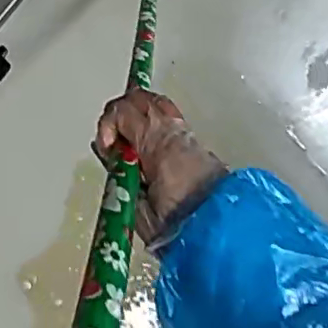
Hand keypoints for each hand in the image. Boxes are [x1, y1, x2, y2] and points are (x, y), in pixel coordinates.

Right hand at [94, 89, 228, 244]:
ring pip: (155, 101)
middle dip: (119, 113)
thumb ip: (121, 177)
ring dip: (138, 113)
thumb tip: (112, 159)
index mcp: (153, 141)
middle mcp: (169, 127)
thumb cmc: (178, 223)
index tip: (107, 150)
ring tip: (130, 141)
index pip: (121, 110)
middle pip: (138, 97)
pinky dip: (153, 118)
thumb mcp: (138, 207)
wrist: (221, 229)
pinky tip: (149, 142)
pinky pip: (168, 113)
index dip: (107, 125)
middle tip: (114, 141)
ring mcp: (184, 129)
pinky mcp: (194, 138)